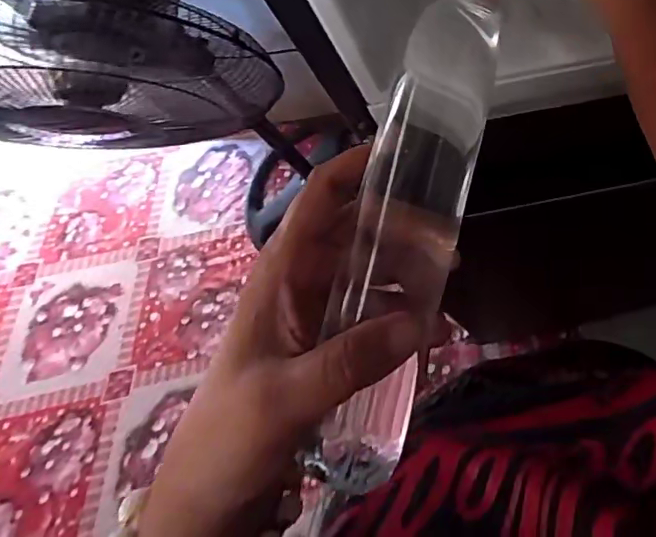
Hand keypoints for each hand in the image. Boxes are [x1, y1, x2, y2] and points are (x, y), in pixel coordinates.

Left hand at [140, 145, 439, 536]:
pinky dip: (403, 311)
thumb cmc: (228, 436)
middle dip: (403, 230)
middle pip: (359, 230)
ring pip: (371, 268)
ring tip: (446, 286)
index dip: (355, 166)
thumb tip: (419, 321)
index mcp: (281, 270)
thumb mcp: (284, 397)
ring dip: (409, 271)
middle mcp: (302, 278)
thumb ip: (349, 360)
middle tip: (449, 249)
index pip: (320, 198)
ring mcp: (317, 310)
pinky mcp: (330, 341)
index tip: (401, 153)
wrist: (205, 502)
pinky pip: (374, 310)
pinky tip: (430, 326)